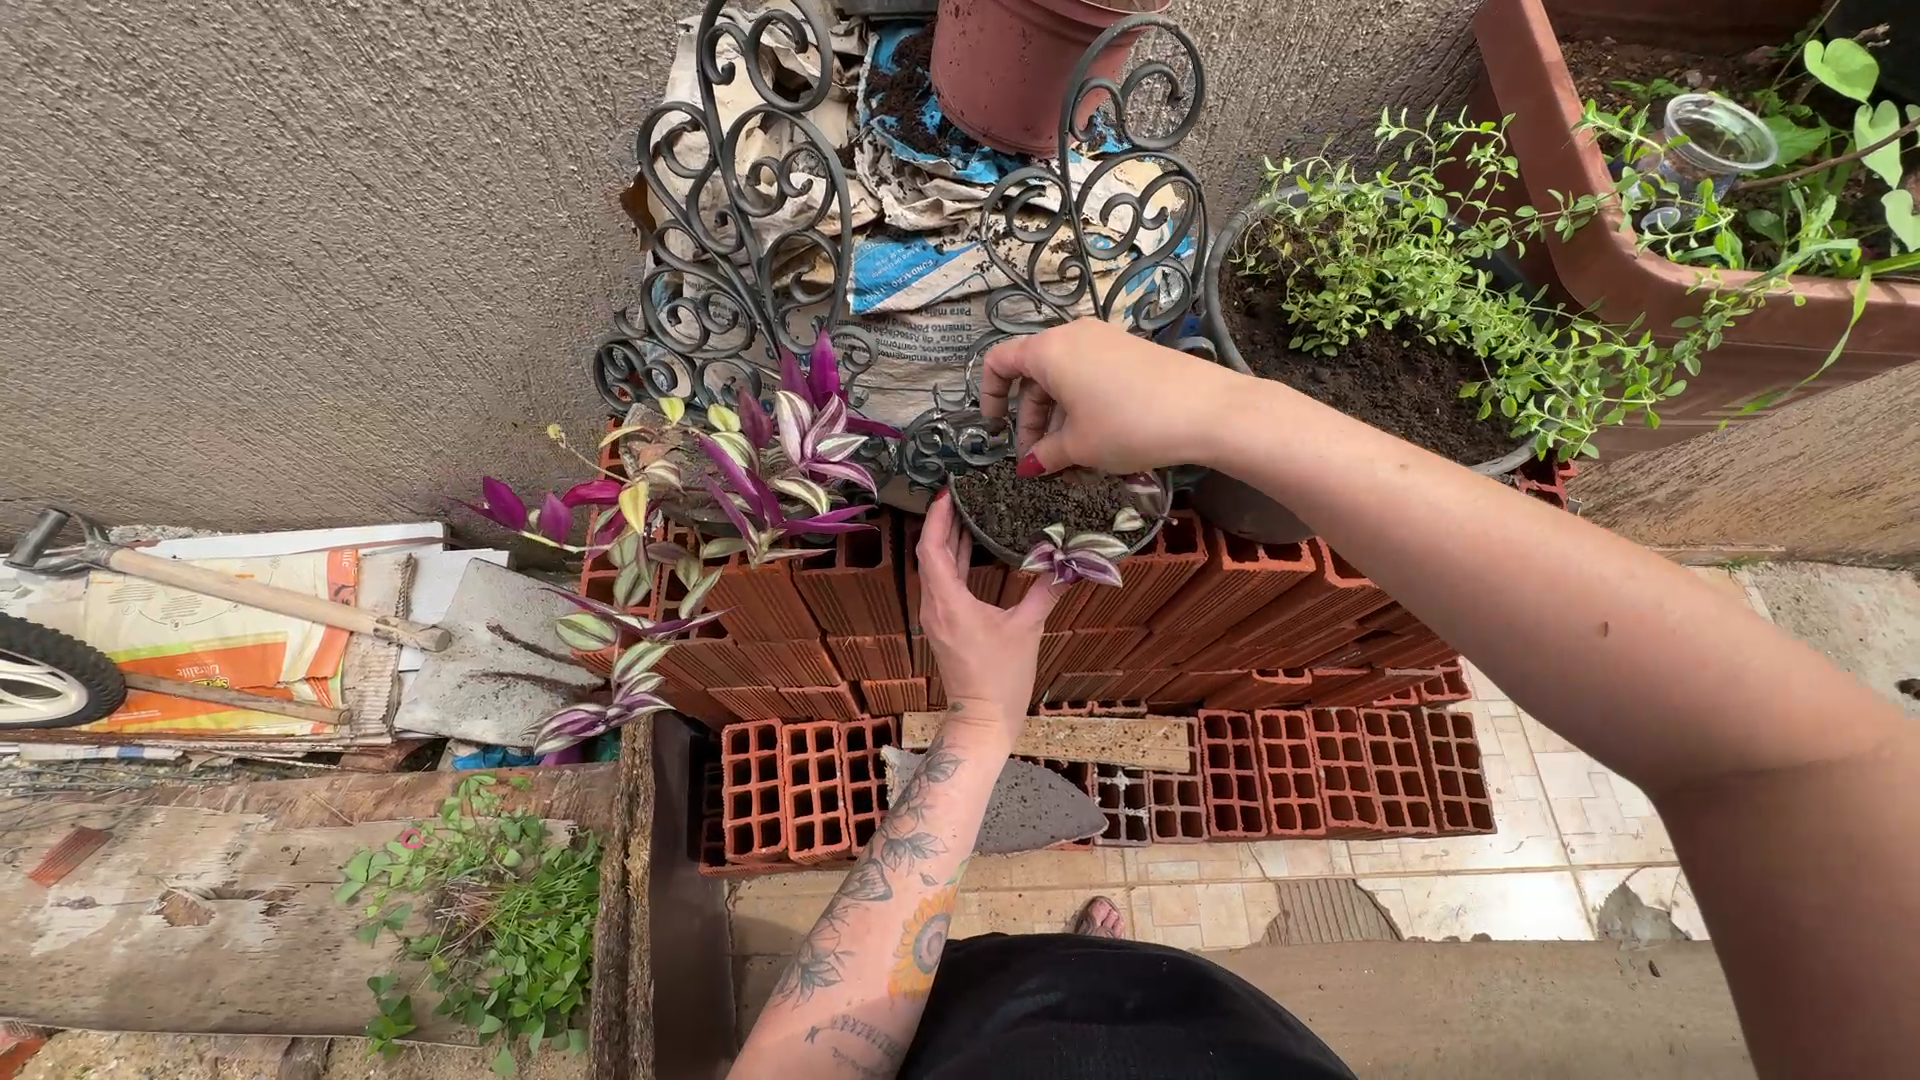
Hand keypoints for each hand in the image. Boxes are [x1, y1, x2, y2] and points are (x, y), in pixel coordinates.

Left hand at [914, 492, 1057, 743]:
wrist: (982, 719)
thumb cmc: (1001, 677)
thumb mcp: (1027, 630)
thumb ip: (1045, 592)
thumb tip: (1068, 564)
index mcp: (948, 603)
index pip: (932, 549)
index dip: (938, 519)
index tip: (949, 494)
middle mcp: (934, 606)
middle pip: (930, 555)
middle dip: (943, 524)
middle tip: (962, 496)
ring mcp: (936, 617)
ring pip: (935, 569)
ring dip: (948, 542)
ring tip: (967, 512)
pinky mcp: (943, 626)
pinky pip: (942, 584)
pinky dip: (953, 562)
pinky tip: (970, 548)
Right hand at [981, 318, 1247, 474]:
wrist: (1207, 410)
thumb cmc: (1128, 425)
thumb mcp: (1079, 447)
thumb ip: (1045, 454)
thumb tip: (1029, 465)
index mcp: (1049, 351)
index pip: (999, 361)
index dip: (988, 395)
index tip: (995, 428)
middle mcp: (1073, 336)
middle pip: (1033, 375)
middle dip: (1029, 418)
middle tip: (1039, 458)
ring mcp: (1105, 341)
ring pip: (1064, 378)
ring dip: (1056, 417)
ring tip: (1068, 458)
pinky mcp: (1130, 352)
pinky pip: (1090, 376)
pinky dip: (1081, 405)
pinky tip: (1096, 440)